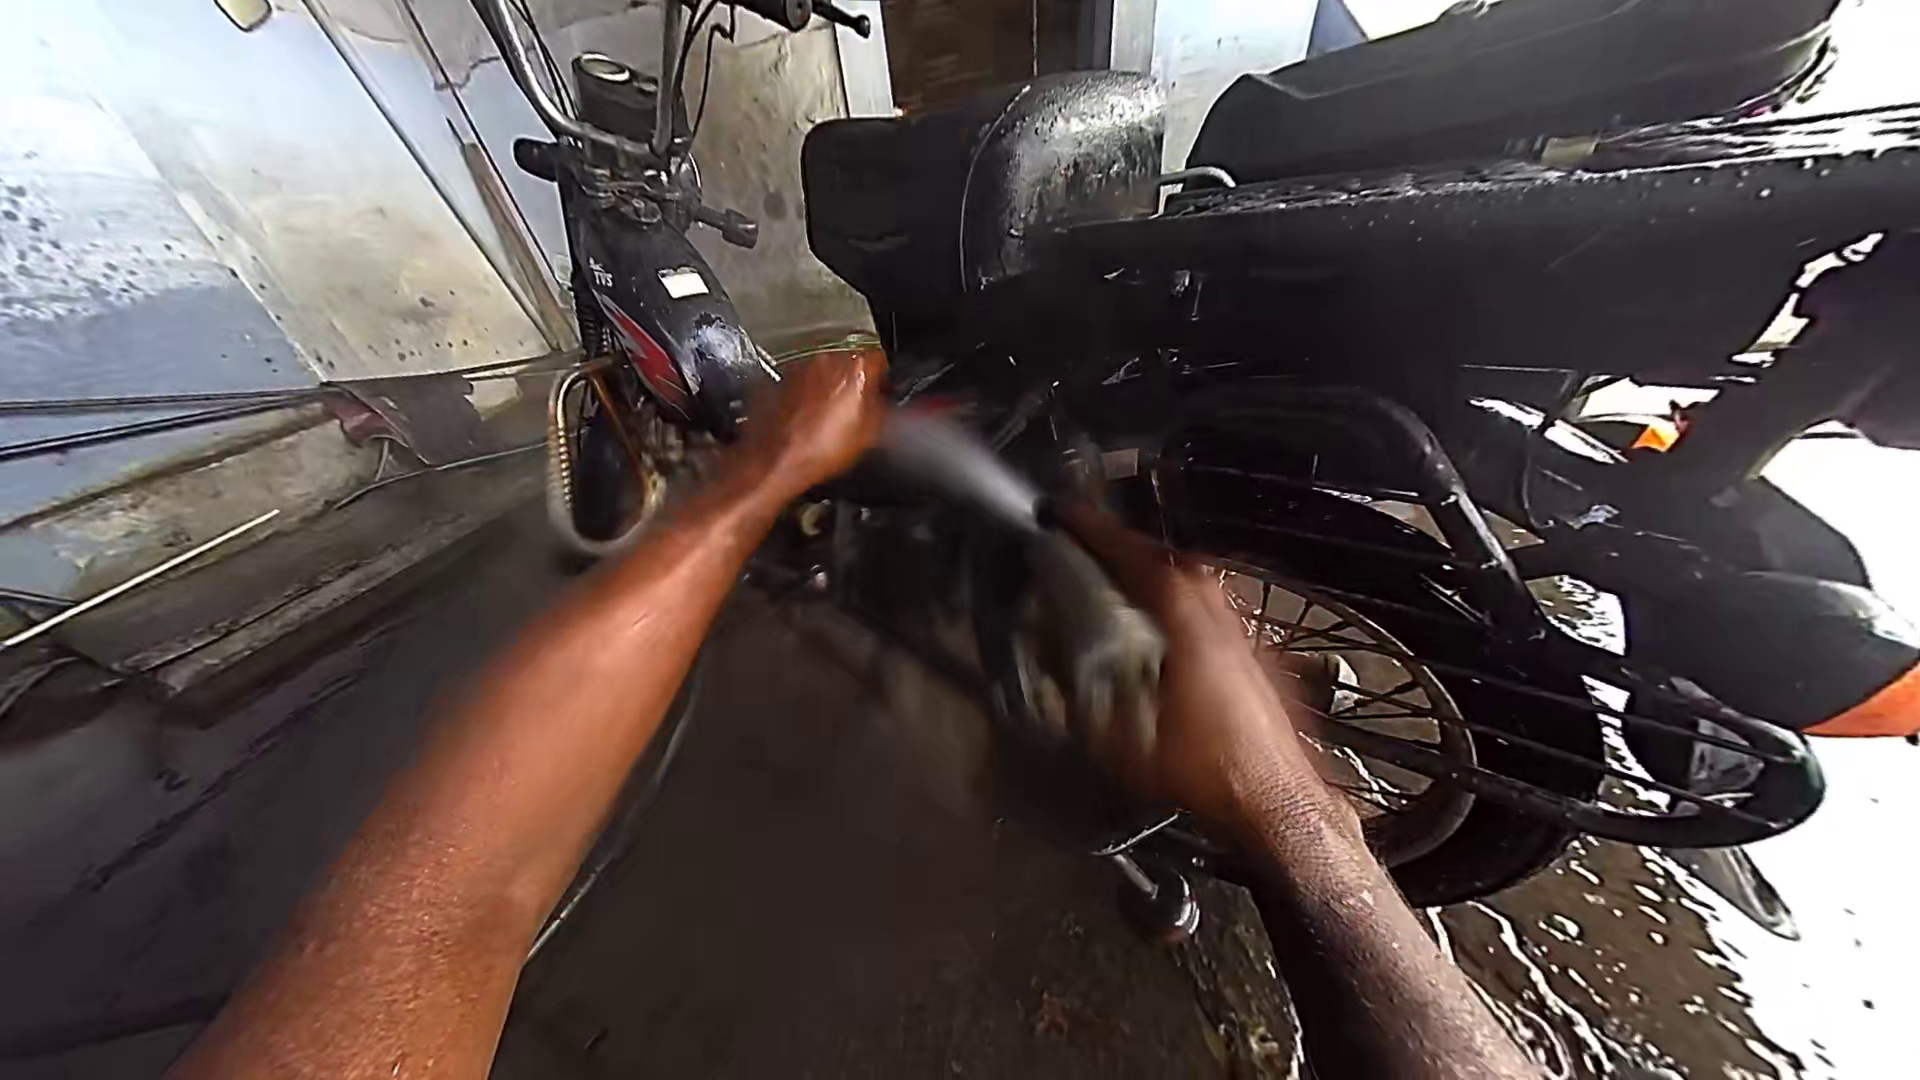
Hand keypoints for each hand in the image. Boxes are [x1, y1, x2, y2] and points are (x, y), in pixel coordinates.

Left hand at [737, 344, 888, 500]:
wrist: (777, 460)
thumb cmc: (818, 450)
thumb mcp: (869, 434)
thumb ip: (882, 407)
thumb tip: (882, 401)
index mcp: (854, 368)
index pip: (879, 359)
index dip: (883, 378)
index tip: (882, 390)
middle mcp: (826, 360)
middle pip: (850, 363)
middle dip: (854, 383)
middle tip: (856, 410)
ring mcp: (801, 368)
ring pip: (825, 371)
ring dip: (830, 388)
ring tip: (830, 419)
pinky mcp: (781, 379)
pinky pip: (804, 382)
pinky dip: (809, 394)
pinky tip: (810, 419)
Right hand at [1058, 506, 1358, 838]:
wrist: (1281, 797)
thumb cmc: (1213, 769)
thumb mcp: (1128, 744)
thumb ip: (1082, 706)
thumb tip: (1049, 680)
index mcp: (1185, 620)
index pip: (1134, 555)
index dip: (1095, 531)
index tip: (1066, 515)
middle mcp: (1215, 608)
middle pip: (1159, 555)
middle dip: (1116, 543)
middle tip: (1082, 543)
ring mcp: (1237, 622)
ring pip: (1182, 574)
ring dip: (1142, 566)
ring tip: (1109, 571)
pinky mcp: (1248, 639)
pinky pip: (1198, 595)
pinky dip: (1167, 591)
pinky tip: (1152, 612)